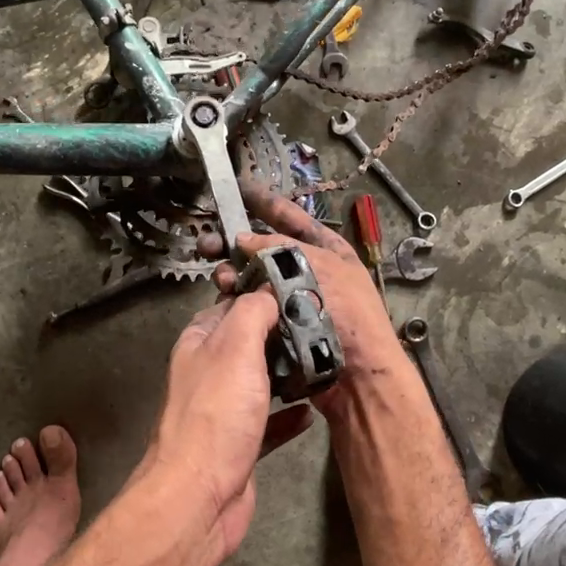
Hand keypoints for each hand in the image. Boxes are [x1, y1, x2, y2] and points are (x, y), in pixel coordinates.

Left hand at [144, 294, 313, 555]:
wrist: (198, 497)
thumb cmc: (216, 415)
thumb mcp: (235, 347)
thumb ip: (253, 312)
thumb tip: (271, 290)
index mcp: (200, 342)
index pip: (233, 304)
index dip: (263, 295)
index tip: (302, 291)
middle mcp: (209, 371)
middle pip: (250, 342)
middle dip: (283, 335)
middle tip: (324, 328)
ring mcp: (224, 410)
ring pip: (261, 382)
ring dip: (289, 374)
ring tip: (324, 363)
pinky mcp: (240, 445)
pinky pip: (270, 422)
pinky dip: (290, 416)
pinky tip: (312, 411)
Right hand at [200, 183, 404, 411]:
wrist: (357, 376)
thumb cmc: (346, 312)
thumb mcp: (317, 266)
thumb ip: (276, 248)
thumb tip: (243, 239)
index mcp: (327, 251)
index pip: (292, 218)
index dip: (266, 203)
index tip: (241, 190)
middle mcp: (310, 272)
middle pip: (265, 251)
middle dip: (235, 247)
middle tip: (207, 246)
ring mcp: (295, 302)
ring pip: (255, 281)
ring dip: (234, 277)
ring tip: (222, 281)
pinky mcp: (283, 328)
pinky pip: (255, 308)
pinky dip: (239, 303)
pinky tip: (226, 301)